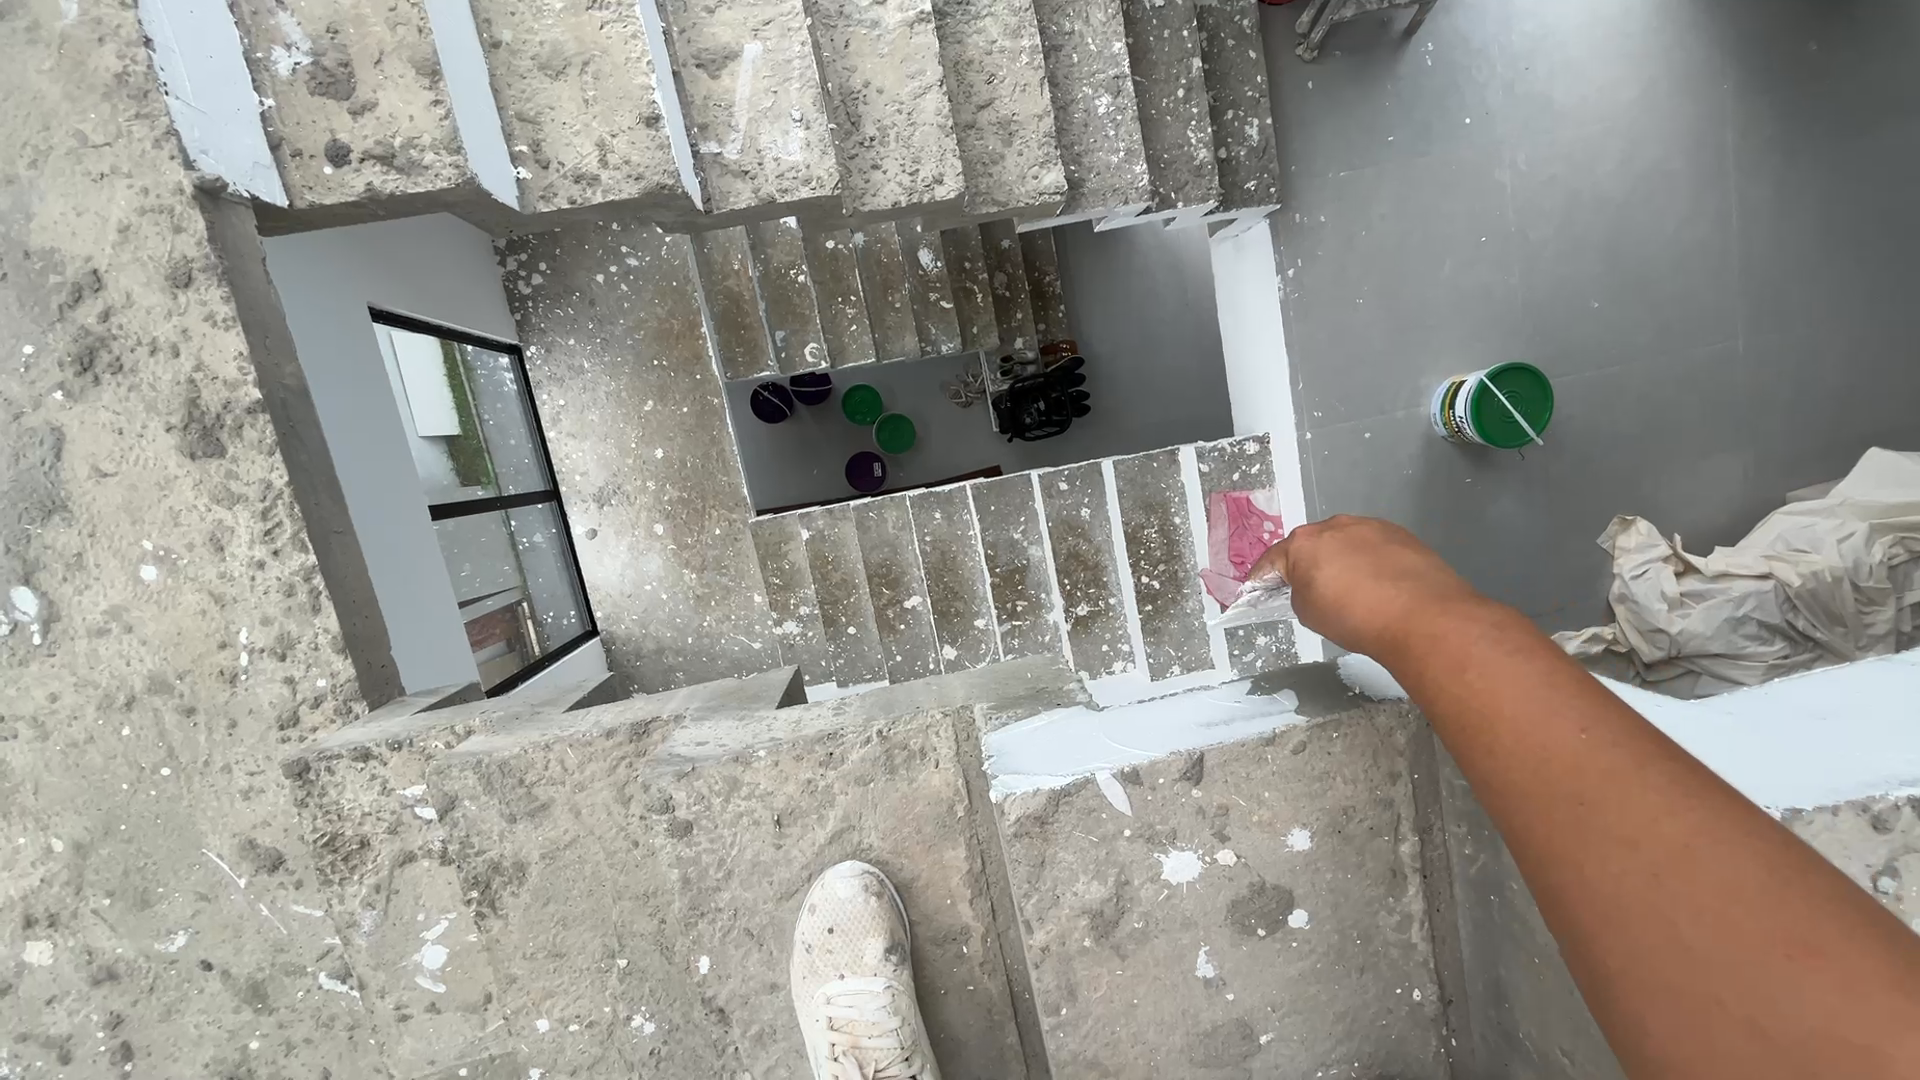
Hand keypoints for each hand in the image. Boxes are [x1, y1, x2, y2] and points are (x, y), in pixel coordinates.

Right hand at [1248, 515, 1485, 659]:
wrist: (1423, 617)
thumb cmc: (1354, 617)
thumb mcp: (1308, 613)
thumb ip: (1298, 593)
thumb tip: (1312, 586)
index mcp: (1301, 543)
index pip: (1271, 561)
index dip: (1262, 578)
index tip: (1257, 590)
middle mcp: (1333, 526)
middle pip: (1310, 546)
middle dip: (1306, 566)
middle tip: (1312, 592)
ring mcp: (1369, 526)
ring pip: (1343, 543)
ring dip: (1340, 561)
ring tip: (1351, 590)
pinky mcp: (1400, 534)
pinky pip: (1372, 547)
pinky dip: (1369, 562)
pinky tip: (1379, 585)